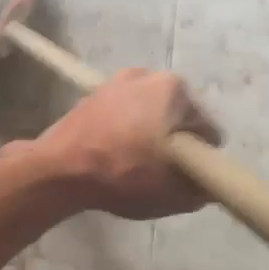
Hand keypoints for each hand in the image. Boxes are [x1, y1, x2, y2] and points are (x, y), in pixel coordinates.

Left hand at [30, 69, 222, 219]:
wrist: (60, 168)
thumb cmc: (125, 174)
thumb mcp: (178, 194)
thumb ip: (205, 187)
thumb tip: (208, 183)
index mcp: (173, 89)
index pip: (206, 130)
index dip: (202, 157)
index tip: (186, 176)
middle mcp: (144, 75)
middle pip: (175, 117)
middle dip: (173, 140)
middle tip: (162, 171)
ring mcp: (113, 82)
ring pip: (147, 114)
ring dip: (148, 135)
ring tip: (137, 165)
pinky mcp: (91, 95)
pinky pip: (122, 115)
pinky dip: (124, 130)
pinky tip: (115, 154)